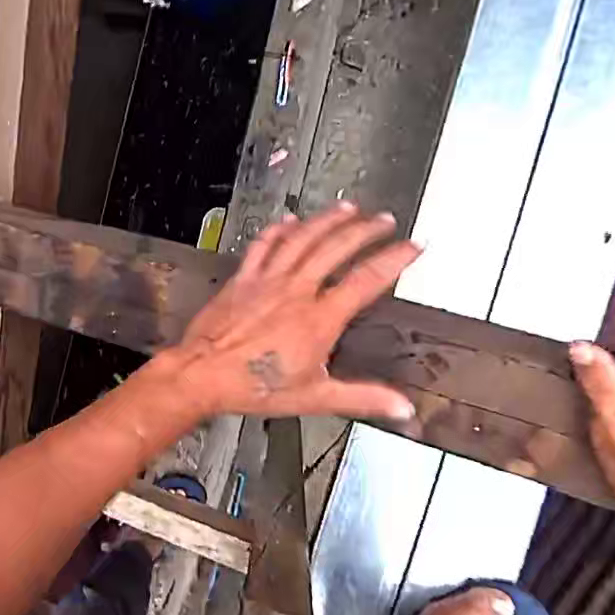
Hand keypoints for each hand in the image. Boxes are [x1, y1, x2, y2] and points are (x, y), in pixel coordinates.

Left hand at [151, 202, 421, 421]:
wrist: (202, 374)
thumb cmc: (254, 387)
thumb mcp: (315, 398)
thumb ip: (362, 397)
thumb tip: (401, 406)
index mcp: (318, 318)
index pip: (366, 280)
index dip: (394, 260)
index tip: (412, 246)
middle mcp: (295, 291)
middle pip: (336, 248)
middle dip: (365, 230)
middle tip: (384, 220)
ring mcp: (267, 281)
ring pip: (302, 239)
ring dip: (327, 220)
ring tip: (347, 208)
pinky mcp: (242, 279)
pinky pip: (263, 246)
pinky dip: (278, 230)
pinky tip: (289, 220)